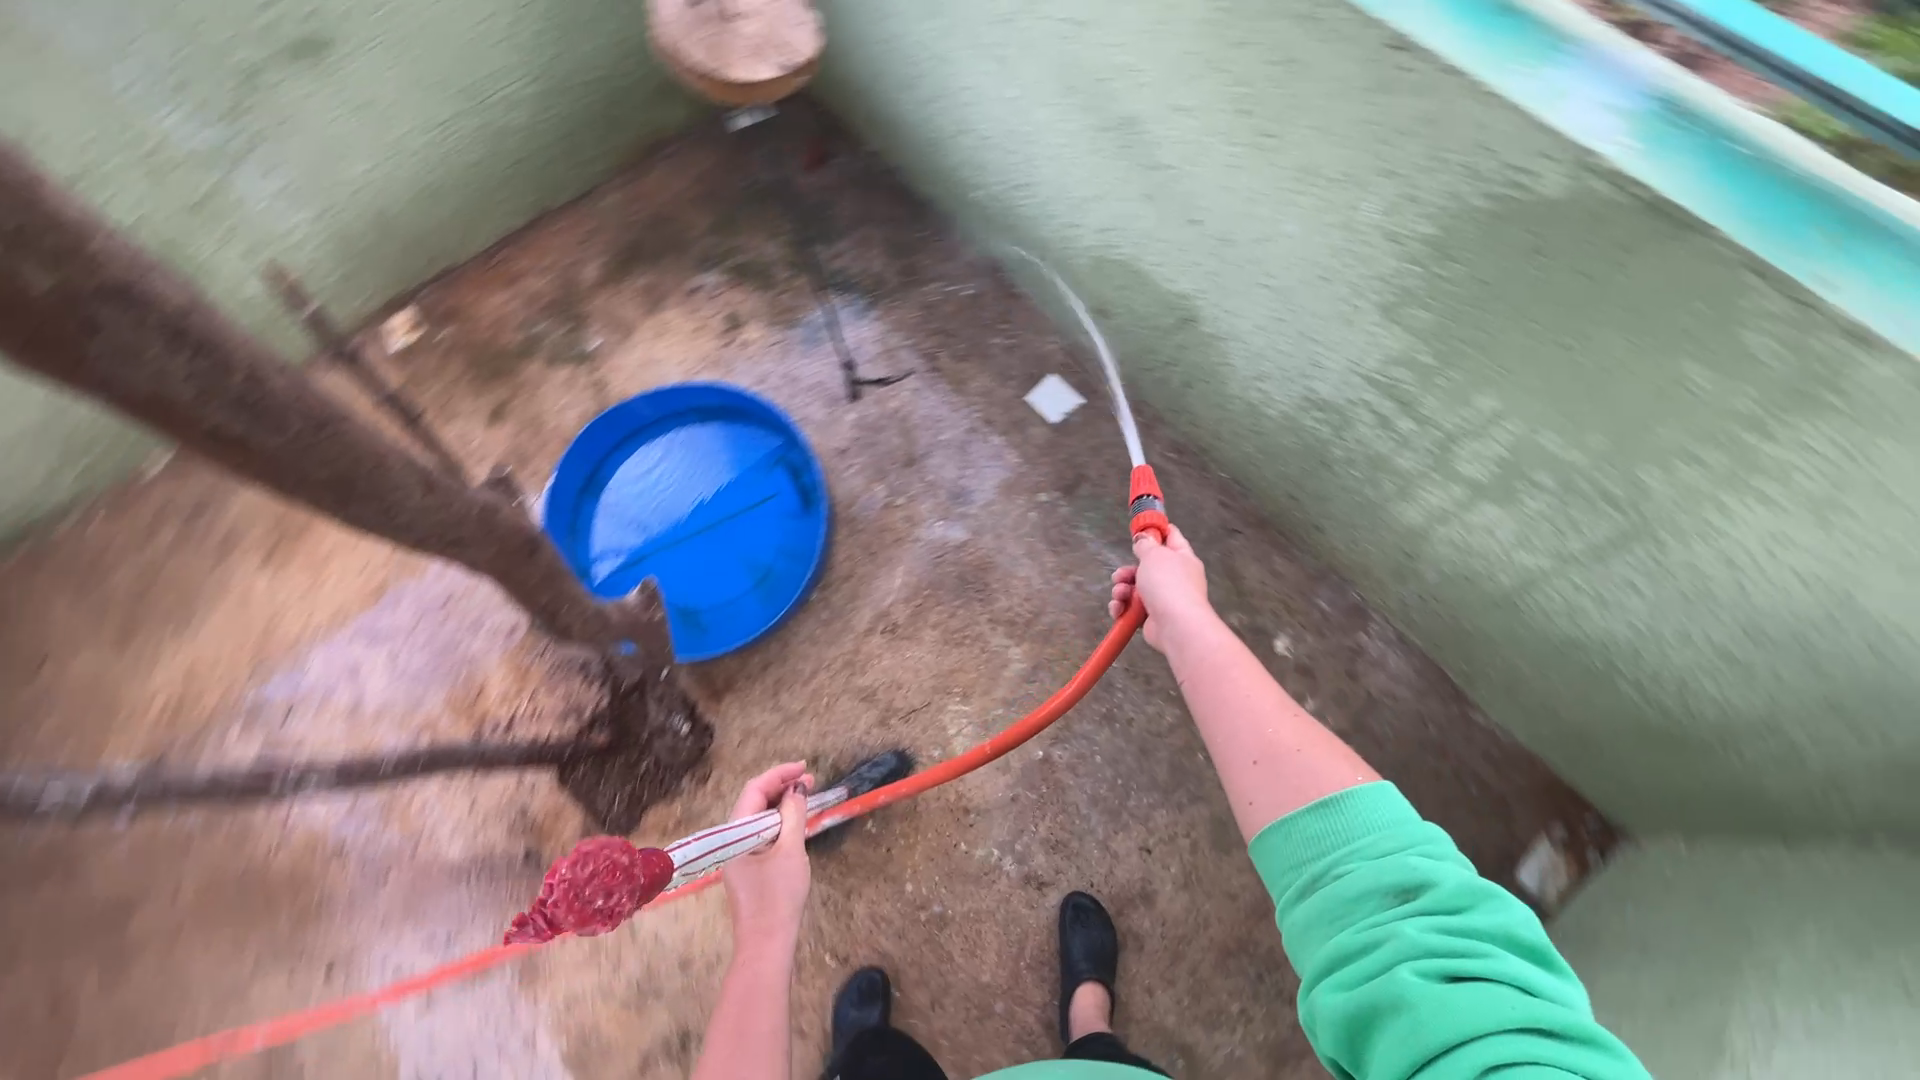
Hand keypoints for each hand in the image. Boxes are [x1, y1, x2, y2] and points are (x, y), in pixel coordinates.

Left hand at [721, 762, 813, 953]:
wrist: (766, 944)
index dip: (779, 774)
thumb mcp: (791, 851)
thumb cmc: (778, 896)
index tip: (805, 768)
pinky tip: (795, 822)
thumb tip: (798, 789)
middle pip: (754, 801)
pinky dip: (778, 822)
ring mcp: (738, 854)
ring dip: (781, 804)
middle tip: (811, 781)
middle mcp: (732, 840)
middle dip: (781, 786)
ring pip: (758, 818)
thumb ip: (794, 815)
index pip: (755, 790)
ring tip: (806, 797)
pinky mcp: (747, 867)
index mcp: (736, 833)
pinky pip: (761, 833)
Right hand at [1109, 525, 1213, 653]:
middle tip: (1119, 575)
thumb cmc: (1168, 583)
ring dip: (1121, 590)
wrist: (1175, 625)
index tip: (1139, 529)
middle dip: (1127, 571)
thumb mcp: (1154, 555)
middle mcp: (1175, 578)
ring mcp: (1164, 599)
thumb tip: (1144, 539)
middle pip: (1146, 567)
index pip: (1171, 536)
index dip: (1156, 530)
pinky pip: (1132, 608)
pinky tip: (1118, 609)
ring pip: (1135, 589)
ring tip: (1119, 594)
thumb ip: (1146, 544)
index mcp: (1182, 558)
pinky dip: (1122, 608)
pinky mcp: (1152, 618)